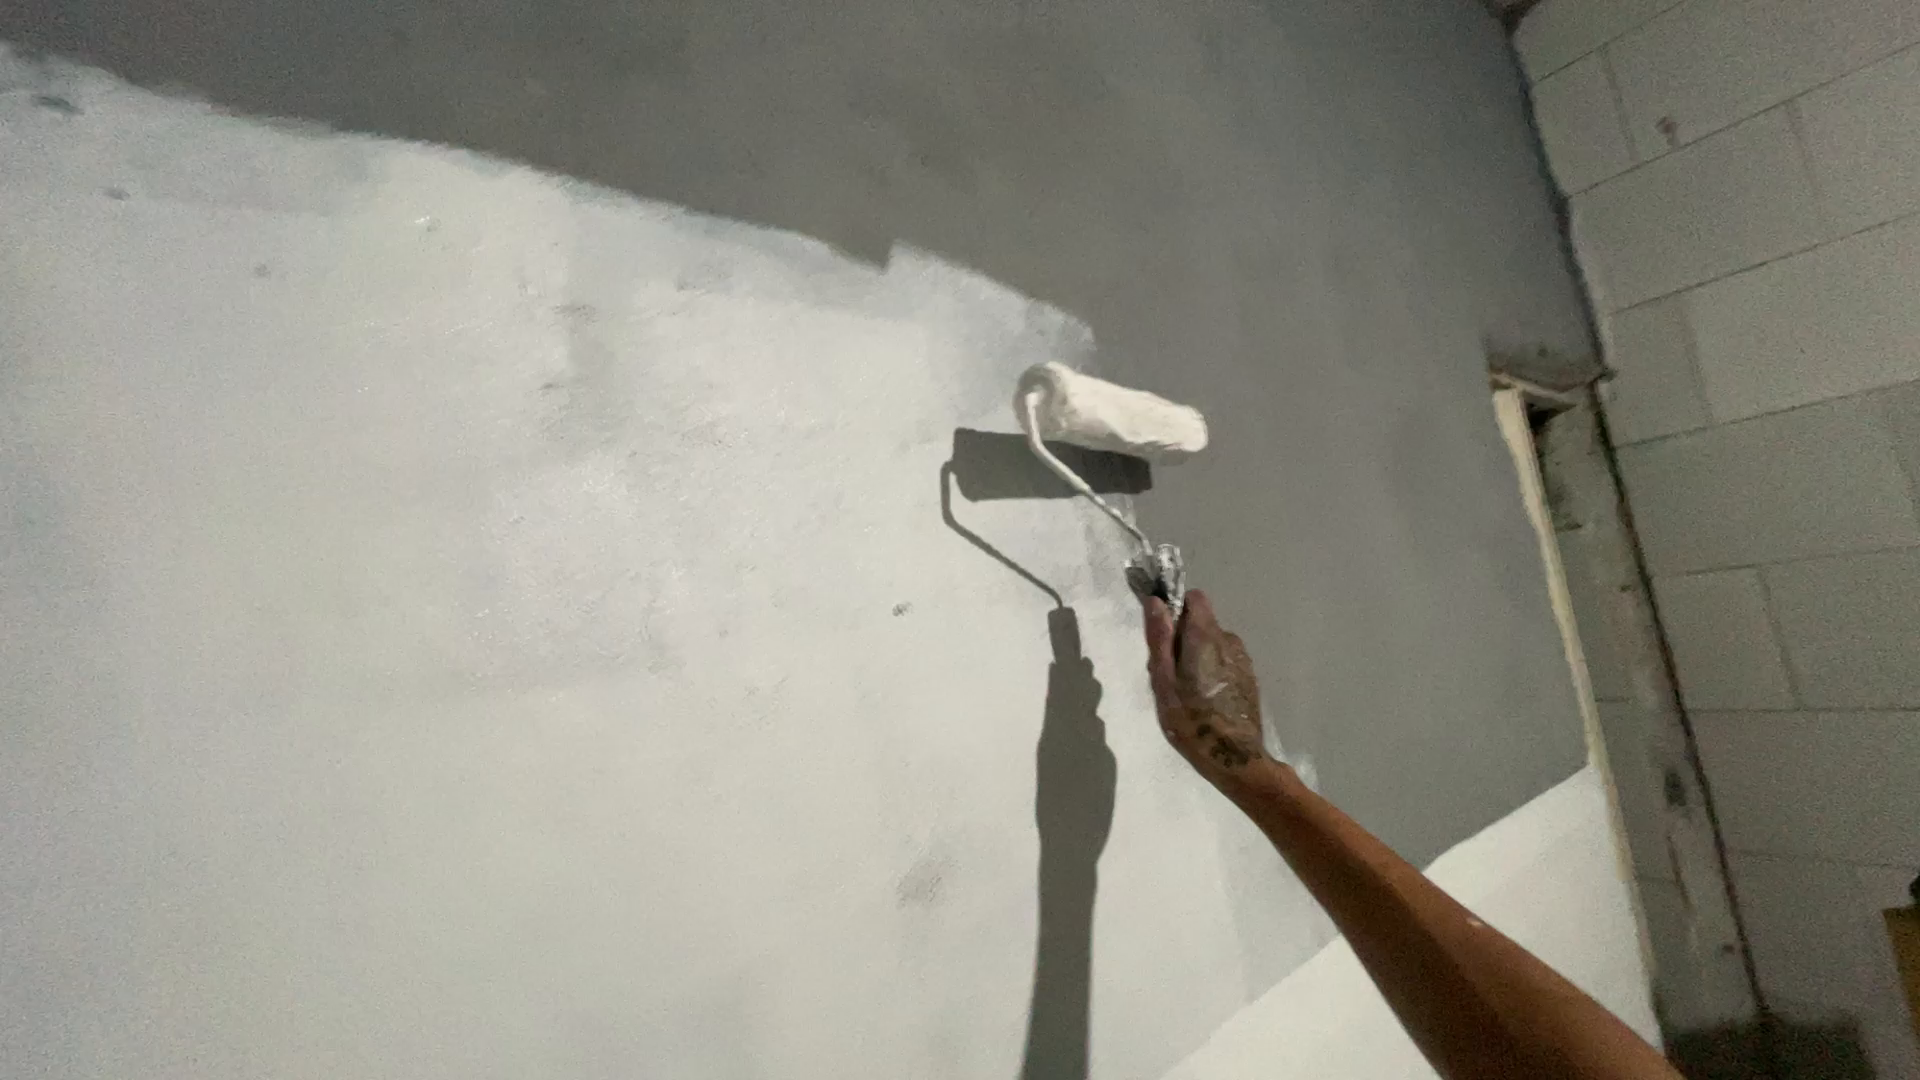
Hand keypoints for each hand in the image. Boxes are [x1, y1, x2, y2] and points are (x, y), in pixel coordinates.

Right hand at [1142, 590, 1270, 791]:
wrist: (1235, 758)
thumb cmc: (1191, 720)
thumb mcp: (1163, 680)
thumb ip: (1160, 638)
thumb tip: (1156, 601)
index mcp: (1205, 636)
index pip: (1195, 597)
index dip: (1176, 607)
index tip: (1162, 632)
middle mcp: (1228, 640)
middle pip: (1201, 622)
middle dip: (1181, 638)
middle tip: (1167, 673)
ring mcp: (1242, 659)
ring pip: (1212, 643)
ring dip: (1196, 656)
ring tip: (1185, 691)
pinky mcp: (1248, 677)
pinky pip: (1223, 660)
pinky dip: (1211, 670)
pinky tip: (1204, 699)